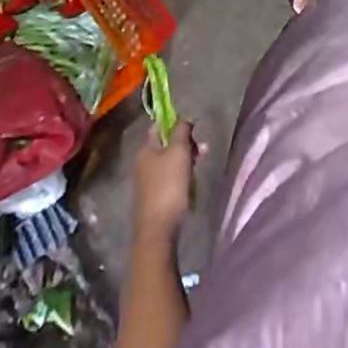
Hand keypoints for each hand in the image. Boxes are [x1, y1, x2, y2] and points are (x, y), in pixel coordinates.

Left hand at [133, 120, 198, 237]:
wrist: (158, 228)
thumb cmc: (169, 185)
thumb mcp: (178, 152)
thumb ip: (181, 131)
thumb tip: (184, 118)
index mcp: (146, 148)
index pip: (159, 126)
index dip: (175, 122)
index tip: (194, 127)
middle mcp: (144, 161)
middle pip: (166, 144)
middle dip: (185, 143)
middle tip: (203, 149)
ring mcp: (148, 179)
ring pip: (170, 160)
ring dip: (186, 158)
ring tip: (201, 163)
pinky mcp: (155, 195)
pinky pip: (170, 176)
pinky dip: (181, 173)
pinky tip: (191, 180)